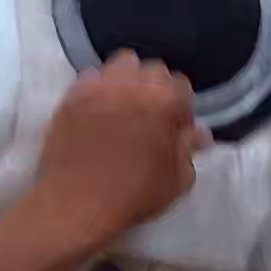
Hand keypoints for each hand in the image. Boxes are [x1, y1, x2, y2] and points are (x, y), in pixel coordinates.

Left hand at [18, 52, 210, 248]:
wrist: (74, 207)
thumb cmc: (133, 195)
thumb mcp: (177, 179)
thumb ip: (189, 148)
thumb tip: (198, 133)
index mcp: (165, 101)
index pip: (182, 85)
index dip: (182, 107)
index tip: (175, 127)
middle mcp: (134, 85)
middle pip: (154, 70)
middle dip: (158, 88)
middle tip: (152, 115)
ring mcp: (100, 87)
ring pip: (123, 64)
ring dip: (130, 79)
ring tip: (126, 104)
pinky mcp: (72, 96)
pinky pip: (92, 76)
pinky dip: (101, 86)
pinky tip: (100, 109)